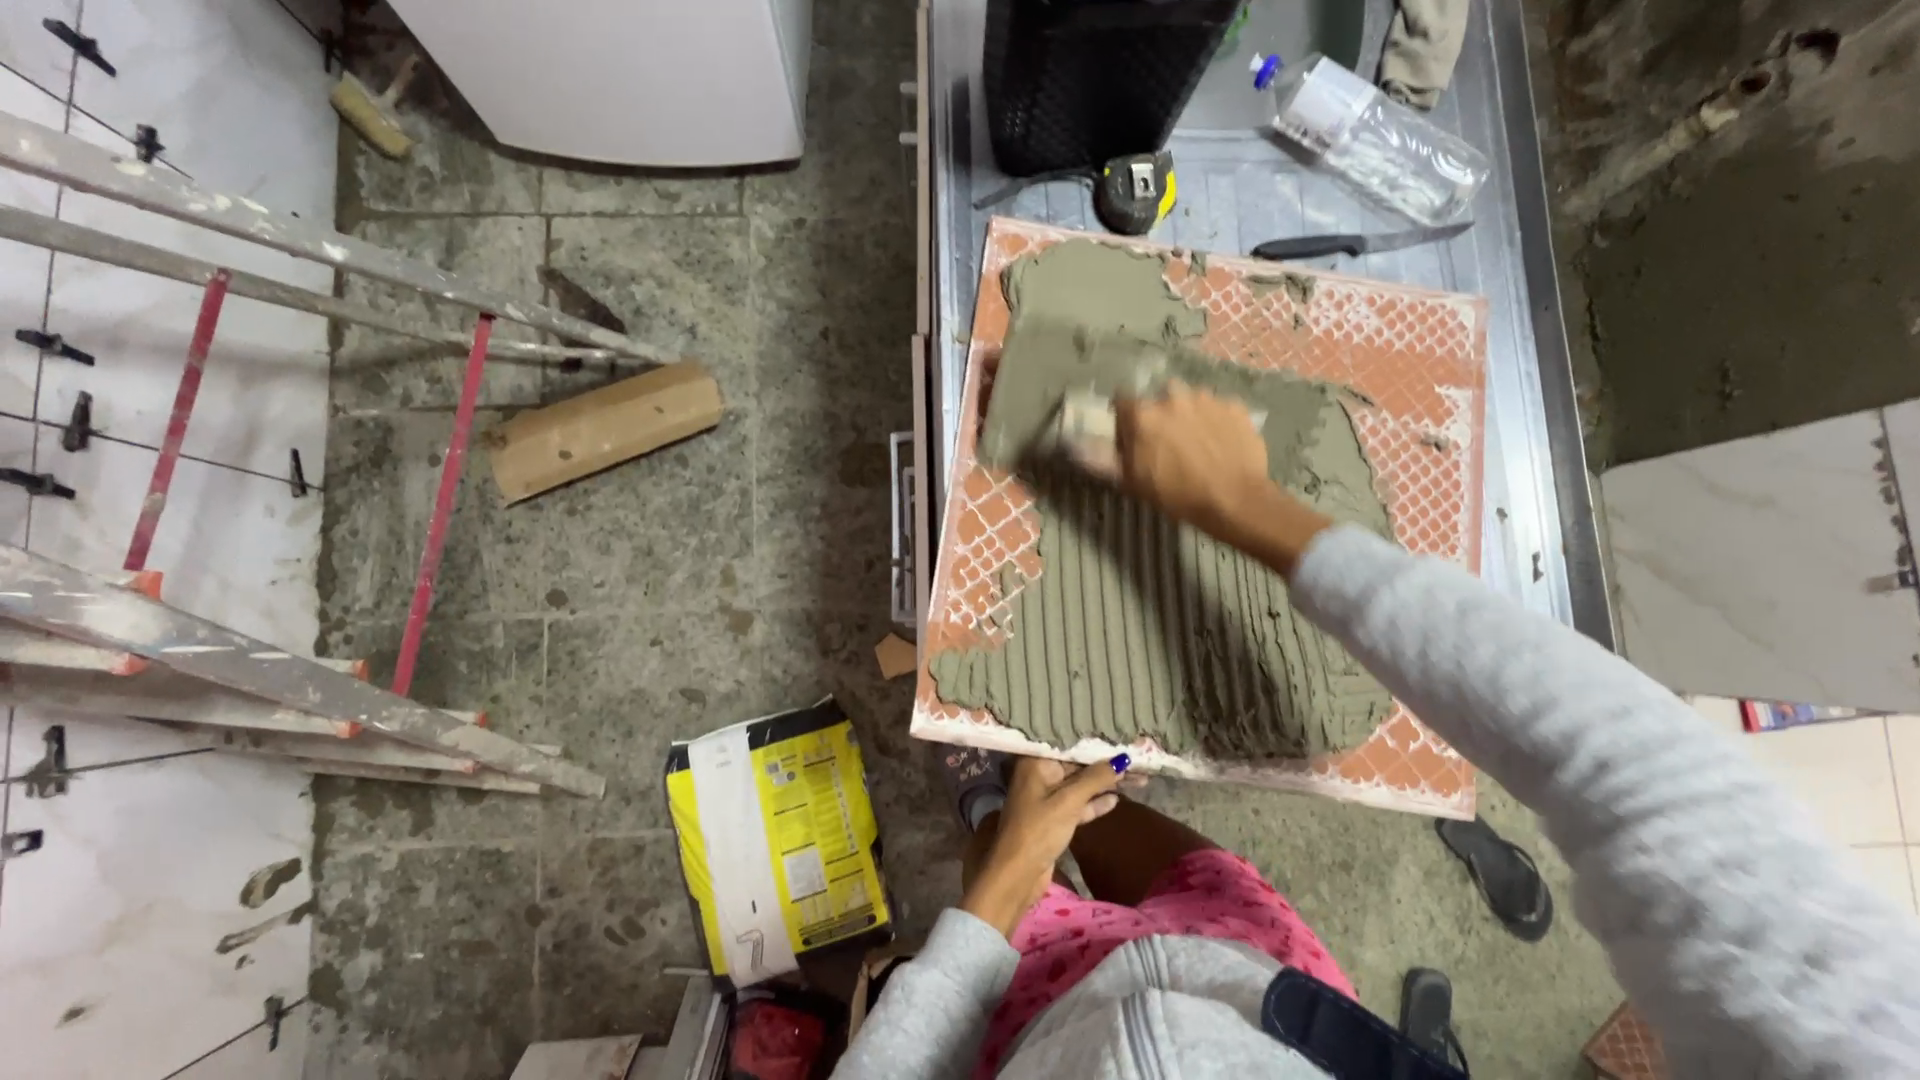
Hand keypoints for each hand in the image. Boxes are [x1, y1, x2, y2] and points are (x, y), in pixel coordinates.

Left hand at [960, 755, 1128, 938]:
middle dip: (1106, 765)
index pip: (1071, 746)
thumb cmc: (1039, 830)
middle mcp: (1040, 775)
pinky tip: (1117, 799)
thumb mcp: (1069, 801)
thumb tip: (1122, 759)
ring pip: (1081, 786)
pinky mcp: (1054, 819)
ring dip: (1106, 785)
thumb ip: (1096, 779)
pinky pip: (1078, 805)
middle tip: (1139, 761)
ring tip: (1138, 777)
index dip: (1098, 745)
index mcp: (1036, 763)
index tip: (1124, 738)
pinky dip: (1095, 803)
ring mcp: (1047, 798)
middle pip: (1078, 766)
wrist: (1017, 874)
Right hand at [1112, 380, 1333, 577]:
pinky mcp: (1235, 406)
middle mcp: (1173, 395)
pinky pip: (1218, 409)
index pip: (1121, 401)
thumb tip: (1074, 445)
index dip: (1125, 420)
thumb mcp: (1131, 482)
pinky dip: (1215, 422)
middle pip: (1158, 398)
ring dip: (1188, 416)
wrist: (1235, 500)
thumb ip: (1101, 458)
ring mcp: (1207, 398)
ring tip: (1197, 445)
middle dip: (1160, 415)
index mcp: (1143, 413)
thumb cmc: (1177, 494)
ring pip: (1190, 401)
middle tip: (1166, 444)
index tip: (1131, 437)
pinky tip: (1220, 445)